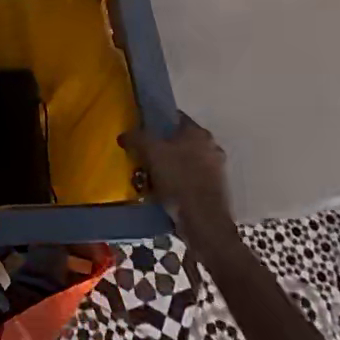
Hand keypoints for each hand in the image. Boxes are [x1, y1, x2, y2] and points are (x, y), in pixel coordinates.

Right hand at [121, 112, 234, 241]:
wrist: (204, 222)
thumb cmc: (179, 180)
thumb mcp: (151, 153)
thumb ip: (136, 138)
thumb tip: (124, 135)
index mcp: (199, 133)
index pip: (175, 118)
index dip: (156, 123)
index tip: (141, 134)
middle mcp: (211, 147)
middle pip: (179, 142)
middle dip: (160, 150)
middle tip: (142, 159)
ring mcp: (216, 170)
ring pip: (184, 163)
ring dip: (168, 169)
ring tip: (149, 181)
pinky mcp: (215, 191)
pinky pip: (189, 181)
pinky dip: (177, 185)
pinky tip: (163, 195)